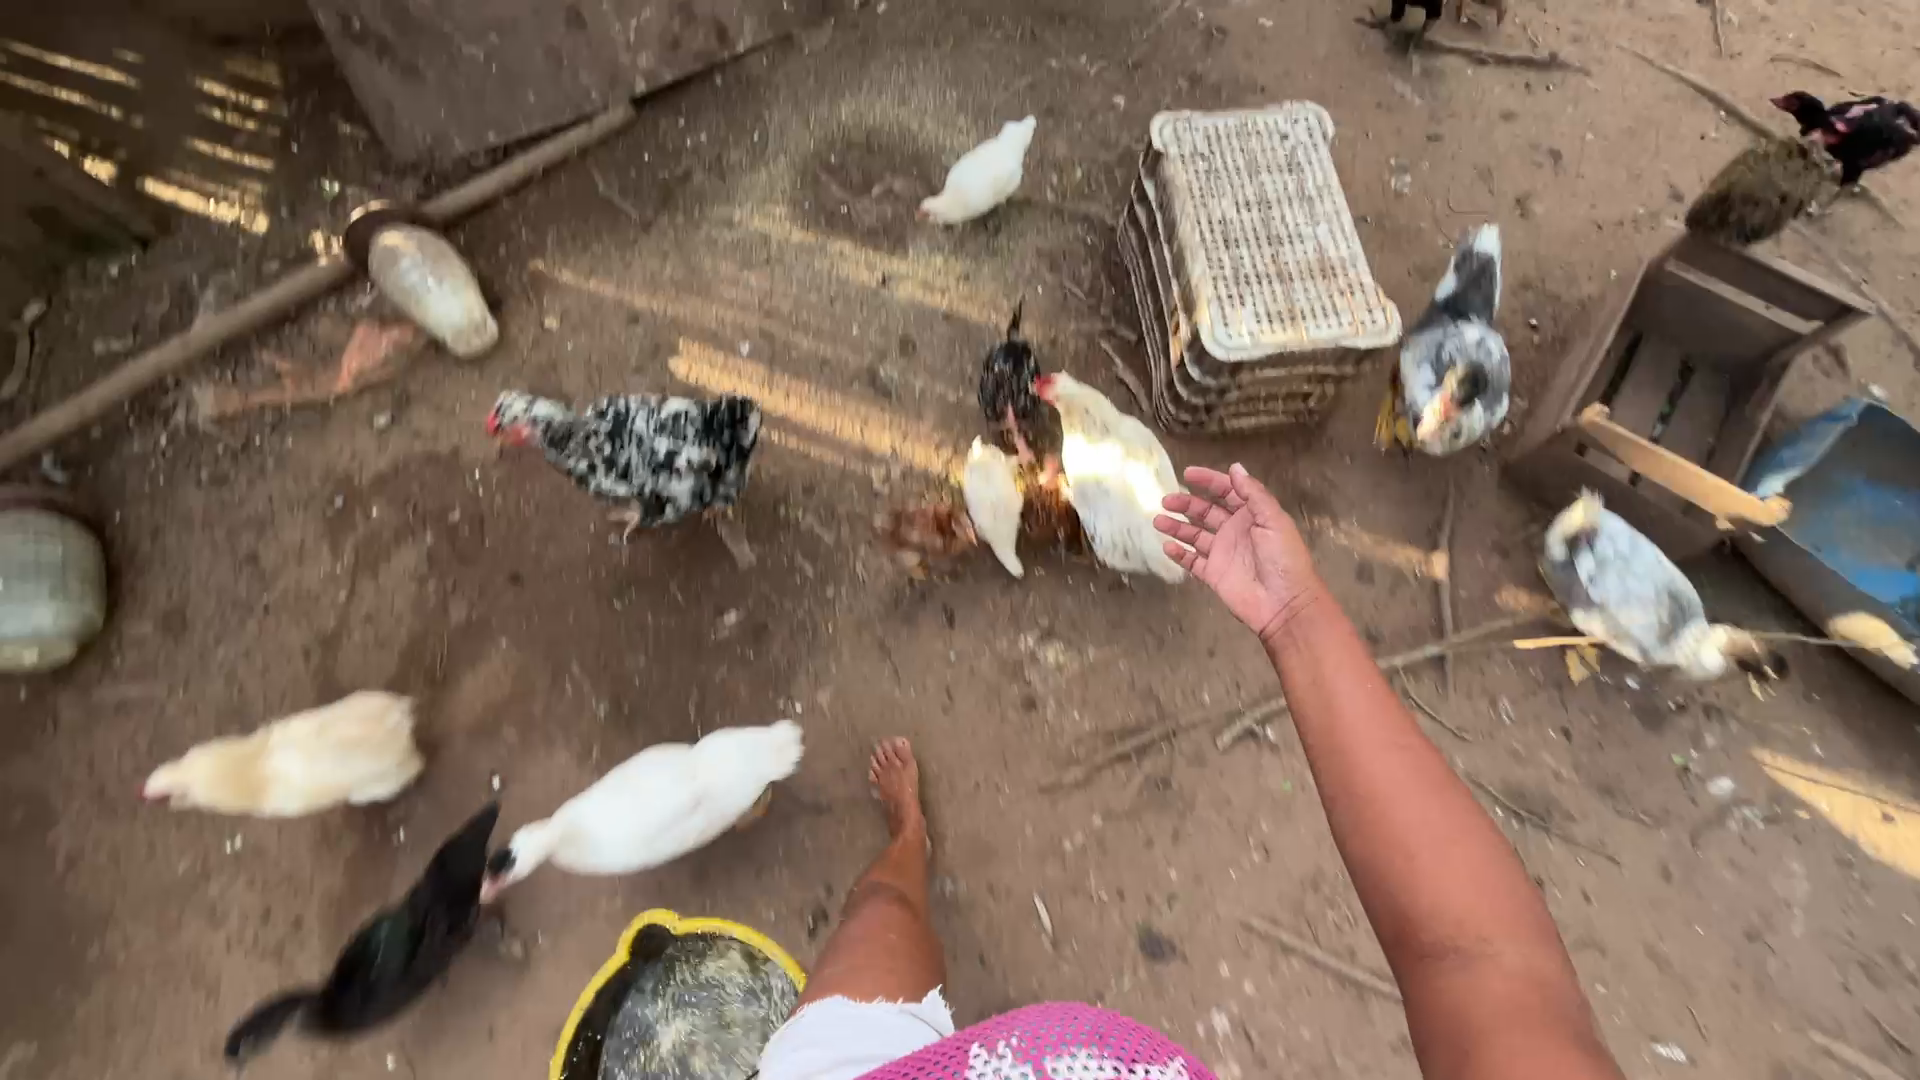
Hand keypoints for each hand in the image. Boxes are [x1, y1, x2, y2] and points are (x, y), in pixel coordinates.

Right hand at [1155, 464, 1322, 643]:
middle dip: (1186, 504)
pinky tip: (1167, 546)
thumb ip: (1253, 493)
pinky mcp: (1213, 574)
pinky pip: (1192, 561)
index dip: (1208, 481)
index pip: (1227, 492)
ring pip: (1194, 535)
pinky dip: (1179, 553)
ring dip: (1177, 527)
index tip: (1187, 474)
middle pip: (1205, 512)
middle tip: (1166, 500)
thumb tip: (1235, 467)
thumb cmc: (1283, 558)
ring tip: (1158, 520)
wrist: (1284, 602)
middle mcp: (1235, 531)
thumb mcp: (1273, 520)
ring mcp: (1223, 553)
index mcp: (1252, 515)